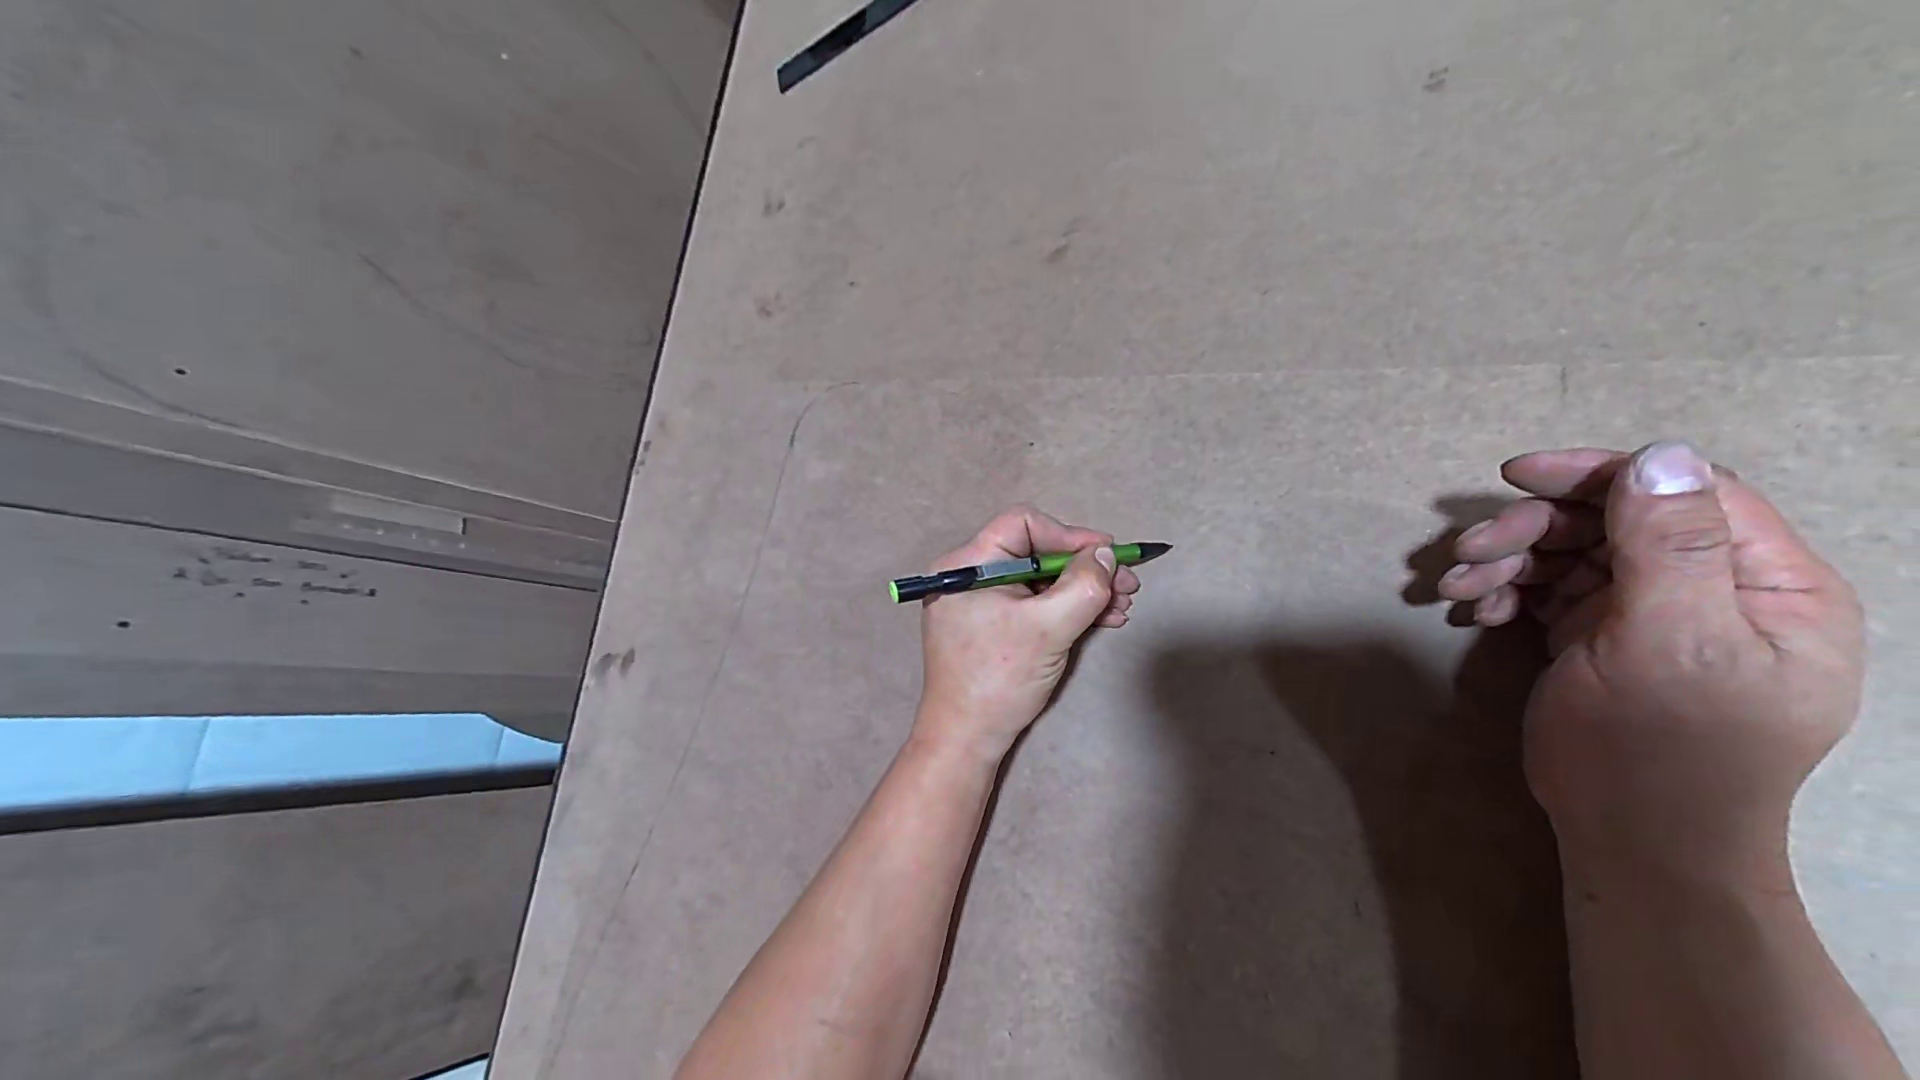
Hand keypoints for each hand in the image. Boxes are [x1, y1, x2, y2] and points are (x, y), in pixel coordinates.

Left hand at [913, 506, 1140, 760]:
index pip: (1023, 524)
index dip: (1069, 536)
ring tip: (1122, 606)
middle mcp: (971, 576)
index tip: (1106, 556)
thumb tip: (1106, 554)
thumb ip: (1084, 585)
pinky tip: (1102, 618)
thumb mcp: (1049, 627)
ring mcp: (981, 602)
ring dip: (1083, 590)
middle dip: (1085, 568)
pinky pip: (1034, 603)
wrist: (966, 738)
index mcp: (969, 564)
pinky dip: (1067, 608)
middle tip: (1127, 584)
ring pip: (1040, 580)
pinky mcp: (993, 625)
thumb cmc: (999, 679)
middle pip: (1036, 552)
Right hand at [1441, 442, 1865, 876]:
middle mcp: (1712, 590)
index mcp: (1766, 585)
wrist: (1631, 837)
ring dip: (1507, 562)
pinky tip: (1478, 613)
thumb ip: (1671, 547)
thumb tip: (1658, 454)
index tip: (1516, 476)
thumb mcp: (1671, 643)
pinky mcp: (1600, 637)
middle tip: (1468, 551)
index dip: (1599, 475)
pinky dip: (1507, 593)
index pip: (1685, 493)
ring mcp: (1652, 614)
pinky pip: (1549, 591)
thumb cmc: (1663, 747)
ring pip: (1571, 554)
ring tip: (1456, 588)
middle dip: (1532, 530)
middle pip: (1613, 522)